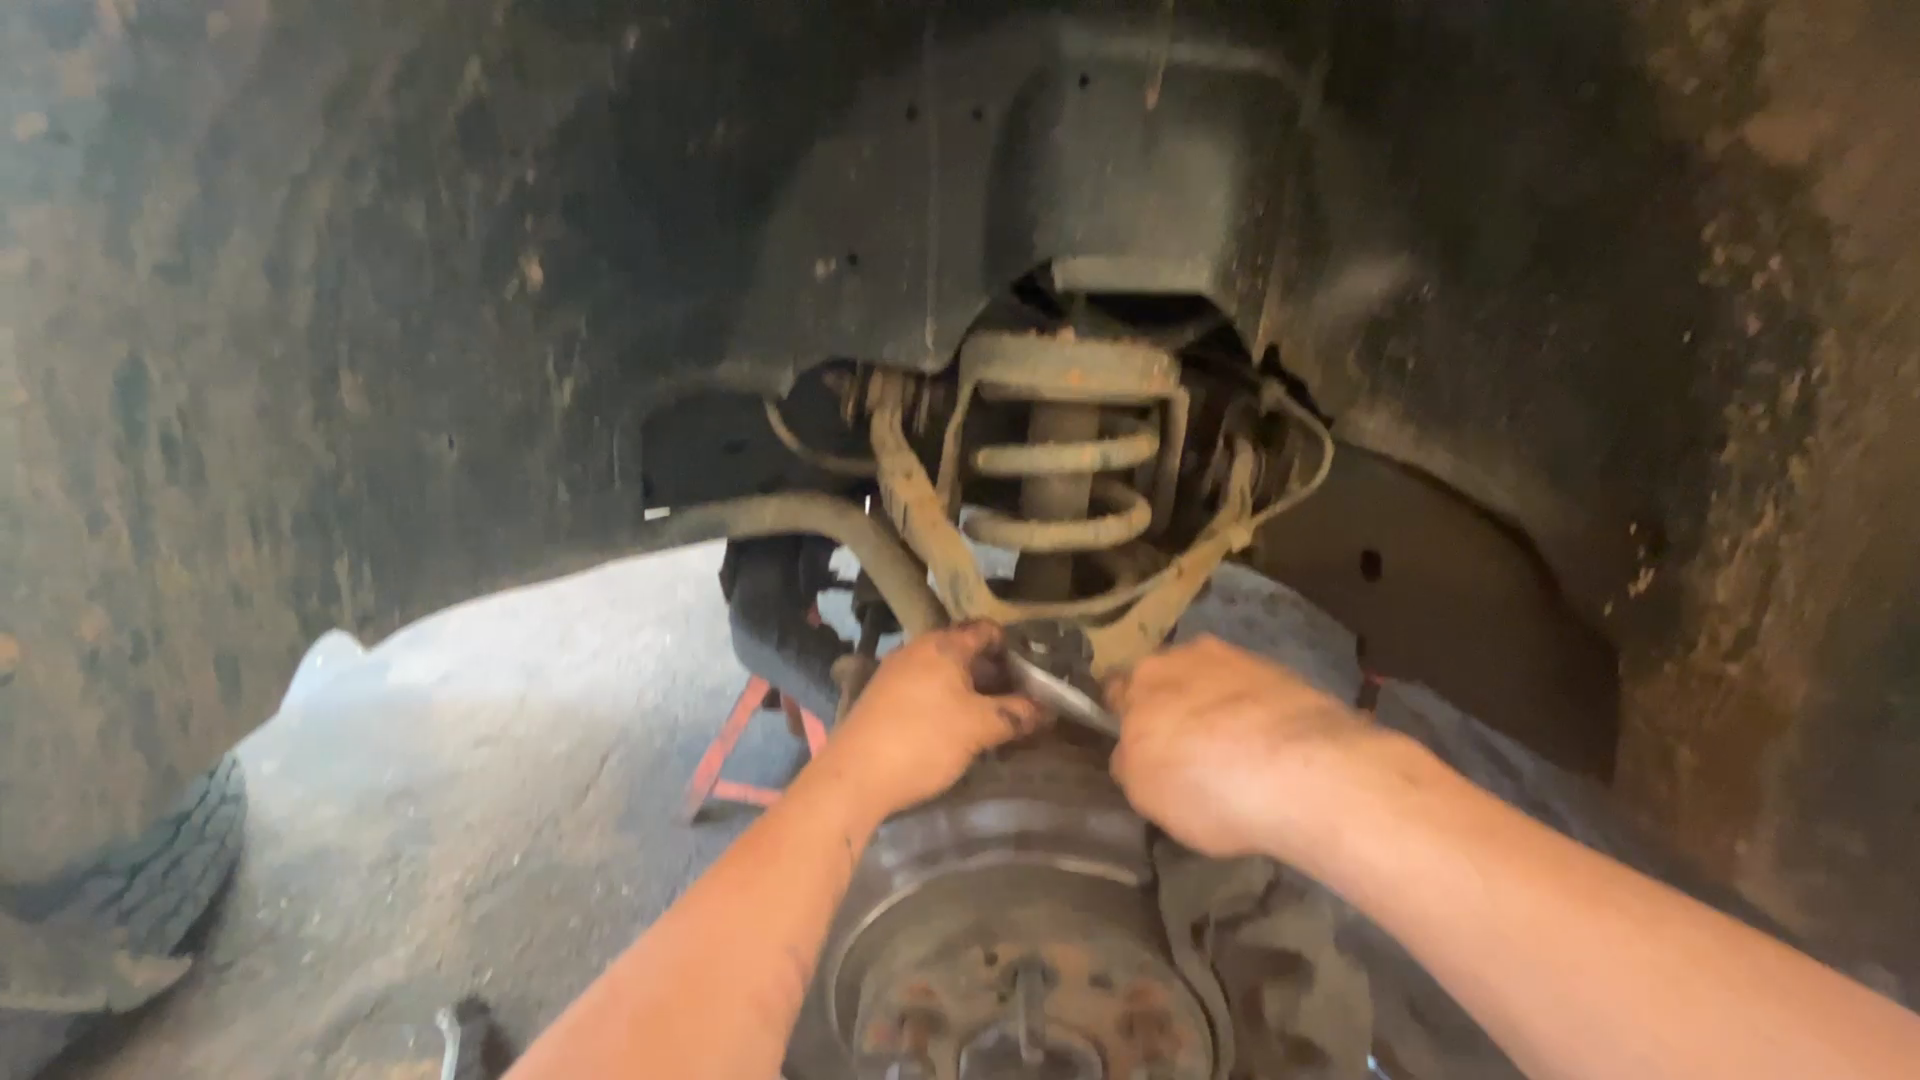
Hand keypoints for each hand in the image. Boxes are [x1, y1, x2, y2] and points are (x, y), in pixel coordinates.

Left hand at [817, 621, 1048, 819]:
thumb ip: (1016, 713)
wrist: (854, 777)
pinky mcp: (885, 701)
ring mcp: (897, 675)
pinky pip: (928, 692)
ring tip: (1000, 720)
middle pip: (968, 653)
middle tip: (1026, 701)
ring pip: (947, 675)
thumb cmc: (923, 740)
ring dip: (975, 693)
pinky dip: (950, 704)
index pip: (987, 630)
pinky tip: (963, 731)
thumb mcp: (979, 727)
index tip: (1038, 672)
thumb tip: (1049, 708)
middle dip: (998, 675)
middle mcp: (918, 651)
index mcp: (942, 645)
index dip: (1015, 647)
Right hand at [1105, 636, 1377, 858]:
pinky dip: (1256, 716)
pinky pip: (1256, 696)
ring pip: (1214, 682)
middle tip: (1185, 749)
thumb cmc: (1205, 785)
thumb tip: (1131, 751)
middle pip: (1168, 679)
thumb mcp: (1143, 792)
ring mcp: (1240, 660)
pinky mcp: (1287, 674)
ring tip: (1236, 753)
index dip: (1124, 716)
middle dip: (1172, 705)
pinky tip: (1270, 753)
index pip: (1116, 688)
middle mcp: (1185, 656)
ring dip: (1217, 707)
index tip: (1136, 743)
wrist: (1307, 773)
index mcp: (1141, 679)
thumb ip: (1129, 761)